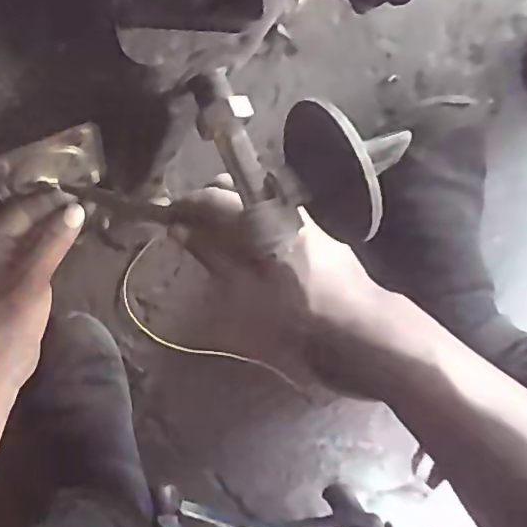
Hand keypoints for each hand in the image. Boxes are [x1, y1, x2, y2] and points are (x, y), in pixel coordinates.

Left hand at [0, 192, 86, 387]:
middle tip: (81, 205)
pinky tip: (63, 247)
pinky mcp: (6, 287)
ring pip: (25, 240)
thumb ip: (53, 240)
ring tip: (78, 221)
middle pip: (21, 222)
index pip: (20, 209)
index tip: (78, 195)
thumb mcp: (34, 277)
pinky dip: (46, 249)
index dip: (49, 201)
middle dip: (50, 212)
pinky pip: (28, 258)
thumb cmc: (9, 320)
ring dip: (49, 230)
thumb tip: (75, 208)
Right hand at [168, 188, 399, 365]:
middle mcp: (284, 207)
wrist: (364, 337)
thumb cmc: (299, 320)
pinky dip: (249, 227)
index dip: (184, 205)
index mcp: (263, 217)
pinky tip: (243, 254)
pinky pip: (272, 218)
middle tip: (184, 231)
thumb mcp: (245, 293)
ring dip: (227, 214)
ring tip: (210, 244)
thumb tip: (180, 228)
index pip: (213, 195)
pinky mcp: (317, 236)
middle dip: (205, 203)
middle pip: (235, 189)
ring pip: (254, 202)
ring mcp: (303, 220)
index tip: (163, 219)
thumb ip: (212, 254)